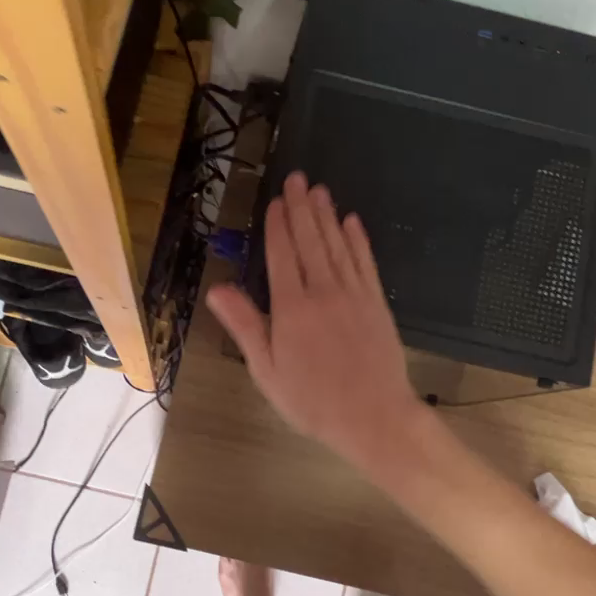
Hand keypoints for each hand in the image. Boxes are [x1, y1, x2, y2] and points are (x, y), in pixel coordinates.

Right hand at [206, 172, 429, 471]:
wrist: (374, 417)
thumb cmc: (312, 401)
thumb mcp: (267, 371)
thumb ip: (245, 326)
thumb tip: (218, 289)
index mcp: (291, 309)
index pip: (281, 256)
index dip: (277, 226)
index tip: (274, 202)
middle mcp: (323, 292)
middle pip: (310, 241)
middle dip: (301, 208)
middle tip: (297, 179)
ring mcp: (354, 295)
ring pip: (337, 246)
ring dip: (327, 216)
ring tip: (319, 190)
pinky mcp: (377, 303)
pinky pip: (365, 263)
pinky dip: (358, 240)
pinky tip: (352, 222)